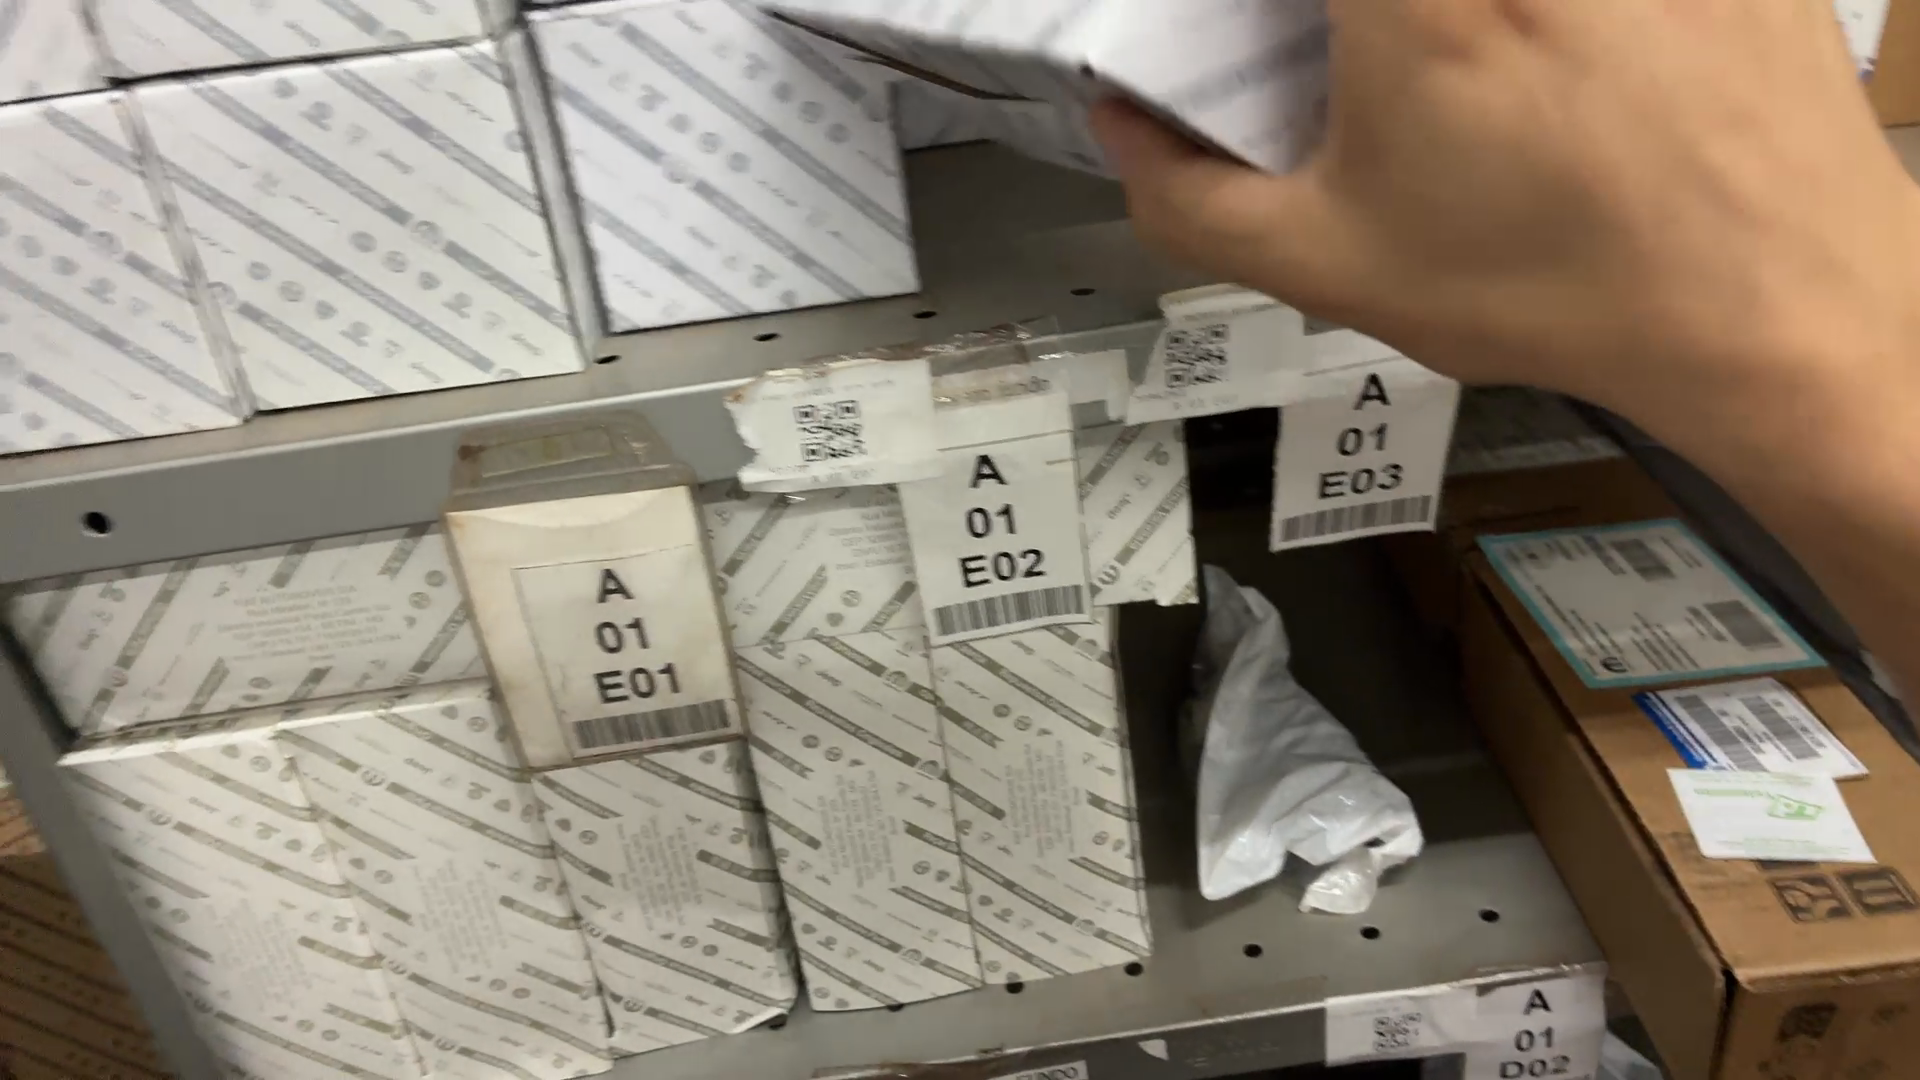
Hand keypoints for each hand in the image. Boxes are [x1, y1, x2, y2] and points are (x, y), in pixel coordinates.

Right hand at [1091, 0, 1919, 429]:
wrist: (1758, 296)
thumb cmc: (1520, 282)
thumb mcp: (1316, 264)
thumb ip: (1185, 198)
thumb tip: (1117, 122)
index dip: (1236, 9)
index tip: (1234, 43)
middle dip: (1303, 20)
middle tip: (1293, 57)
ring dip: (1381, 33)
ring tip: (1396, 84)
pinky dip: (1475, 17)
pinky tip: (1499, 63)